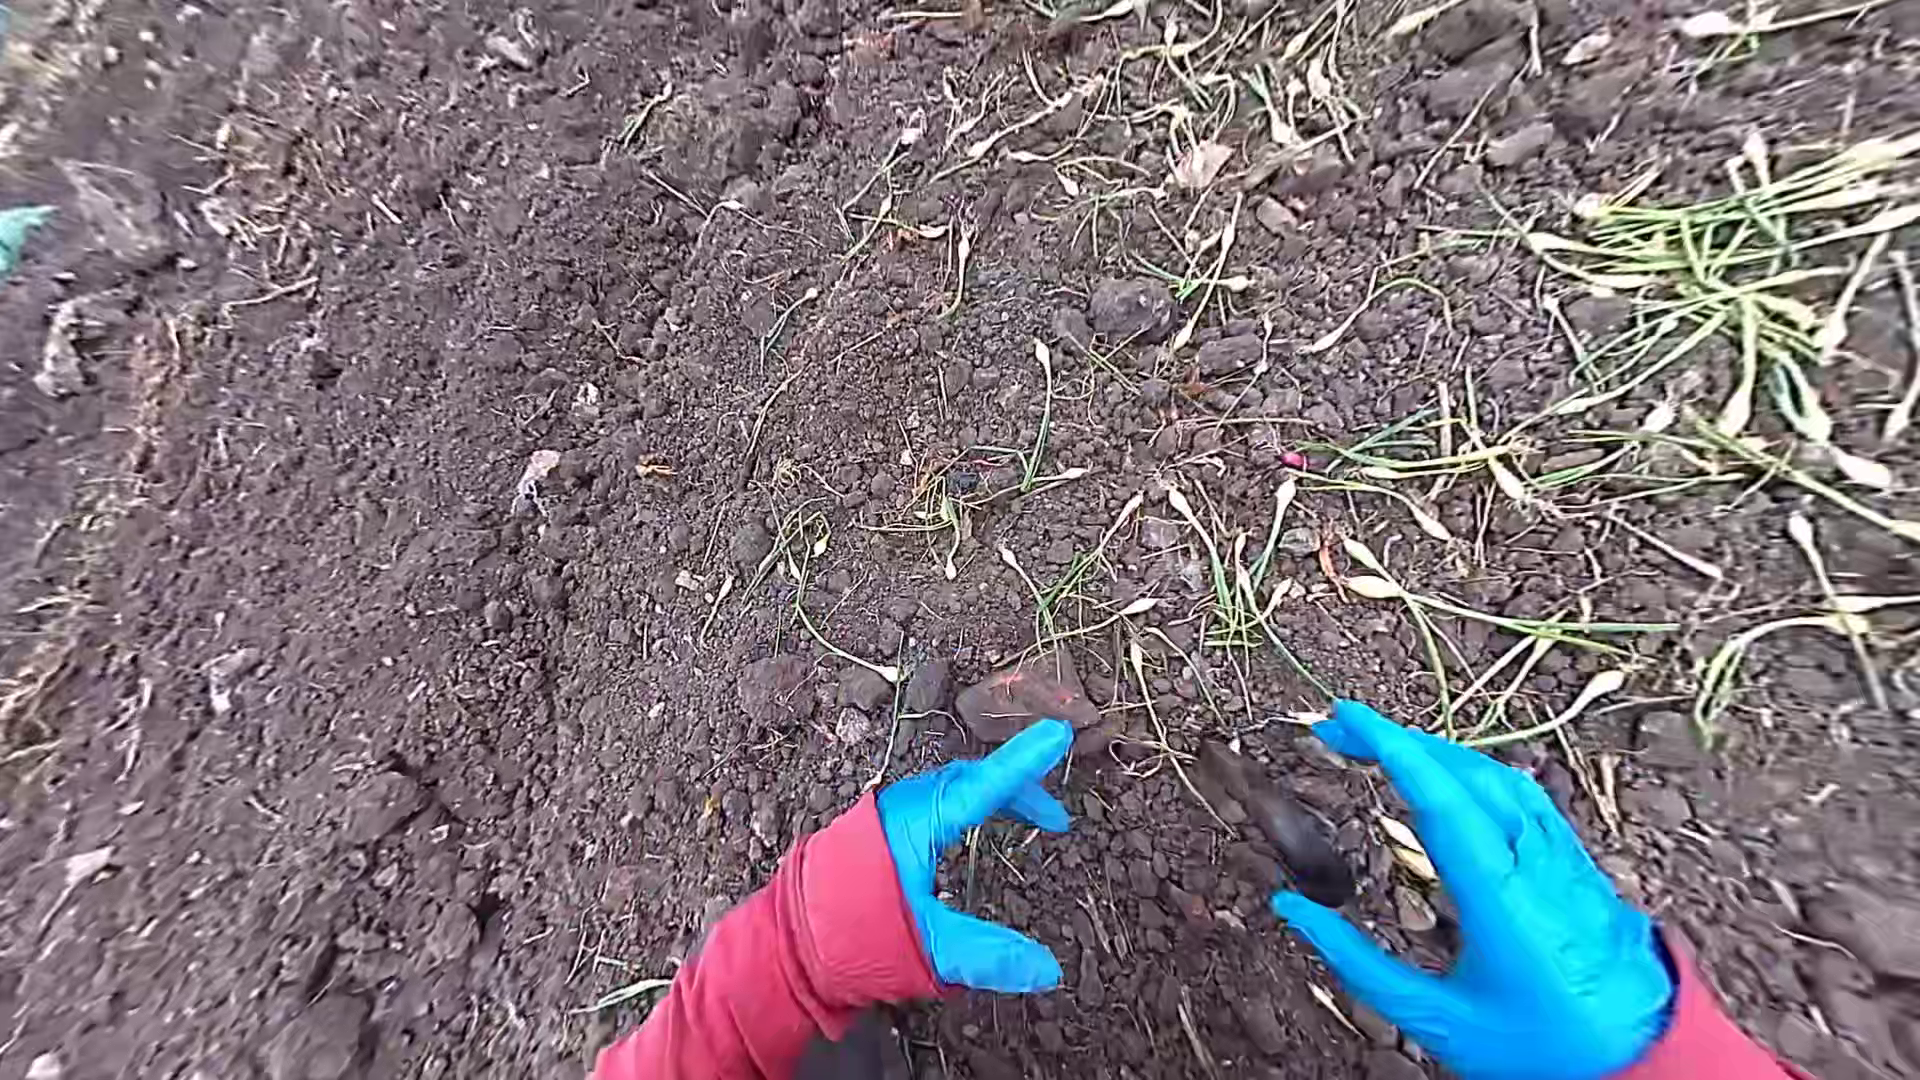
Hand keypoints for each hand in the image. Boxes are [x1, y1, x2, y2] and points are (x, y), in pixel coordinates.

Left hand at [876, 718, 1071, 992]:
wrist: (787, 942)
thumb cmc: (853, 941)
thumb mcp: (929, 951)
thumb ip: (990, 956)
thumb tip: (1049, 970)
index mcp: (919, 823)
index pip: (984, 783)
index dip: (1025, 759)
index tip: (1057, 734)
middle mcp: (906, 803)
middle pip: (974, 778)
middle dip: (1020, 789)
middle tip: (1055, 819)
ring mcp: (892, 808)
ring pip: (955, 785)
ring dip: (996, 794)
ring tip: (1030, 818)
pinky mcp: (885, 820)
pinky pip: (938, 796)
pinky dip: (970, 802)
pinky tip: (978, 824)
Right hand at [1270, 701, 1673, 1079]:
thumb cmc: (1546, 1054)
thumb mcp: (1439, 1021)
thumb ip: (1356, 962)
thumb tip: (1288, 906)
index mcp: (1503, 901)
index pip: (1442, 798)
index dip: (1391, 746)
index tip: (1345, 715)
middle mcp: (1538, 868)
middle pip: (1465, 774)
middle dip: (1396, 739)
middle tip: (1337, 730)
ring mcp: (1566, 863)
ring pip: (1496, 777)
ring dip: (1431, 750)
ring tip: (1380, 745)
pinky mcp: (1578, 866)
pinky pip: (1521, 796)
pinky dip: (1468, 768)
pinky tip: (1442, 774)